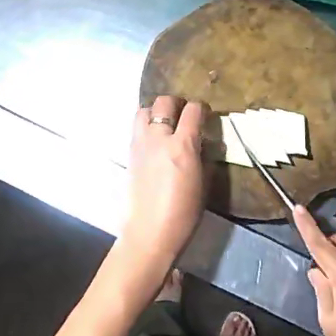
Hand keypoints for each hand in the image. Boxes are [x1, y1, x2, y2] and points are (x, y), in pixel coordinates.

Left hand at [119, 96, 207, 267]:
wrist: (149, 232)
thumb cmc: (183, 213)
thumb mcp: (203, 184)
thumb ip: (204, 157)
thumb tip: (206, 142)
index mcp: (182, 146)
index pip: (193, 111)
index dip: (201, 109)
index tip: (205, 115)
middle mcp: (158, 138)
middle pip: (164, 102)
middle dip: (176, 103)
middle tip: (184, 114)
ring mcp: (140, 144)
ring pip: (143, 111)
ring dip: (155, 112)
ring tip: (165, 124)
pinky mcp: (129, 154)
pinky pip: (136, 129)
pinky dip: (145, 127)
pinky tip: (154, 141)